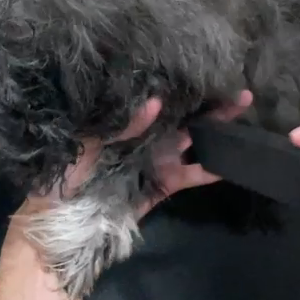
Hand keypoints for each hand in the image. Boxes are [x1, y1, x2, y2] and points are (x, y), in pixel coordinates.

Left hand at [20, 91, 254, 219]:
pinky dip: (206, 172)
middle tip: (240, 94)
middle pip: (180, 121)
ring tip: (242, 119)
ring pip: (190, 146)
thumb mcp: (86, 143)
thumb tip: (157, 102)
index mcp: (122, 126)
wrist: (58, 225)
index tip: (206, 74)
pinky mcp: (159, 189)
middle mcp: (141, 141)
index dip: (180, 89)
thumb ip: (122, 125)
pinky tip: (227, 163)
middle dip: (208, 108)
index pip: (157, 103)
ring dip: (214, 134)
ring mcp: (152, 164)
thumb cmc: (63, 177)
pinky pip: (186, 178)